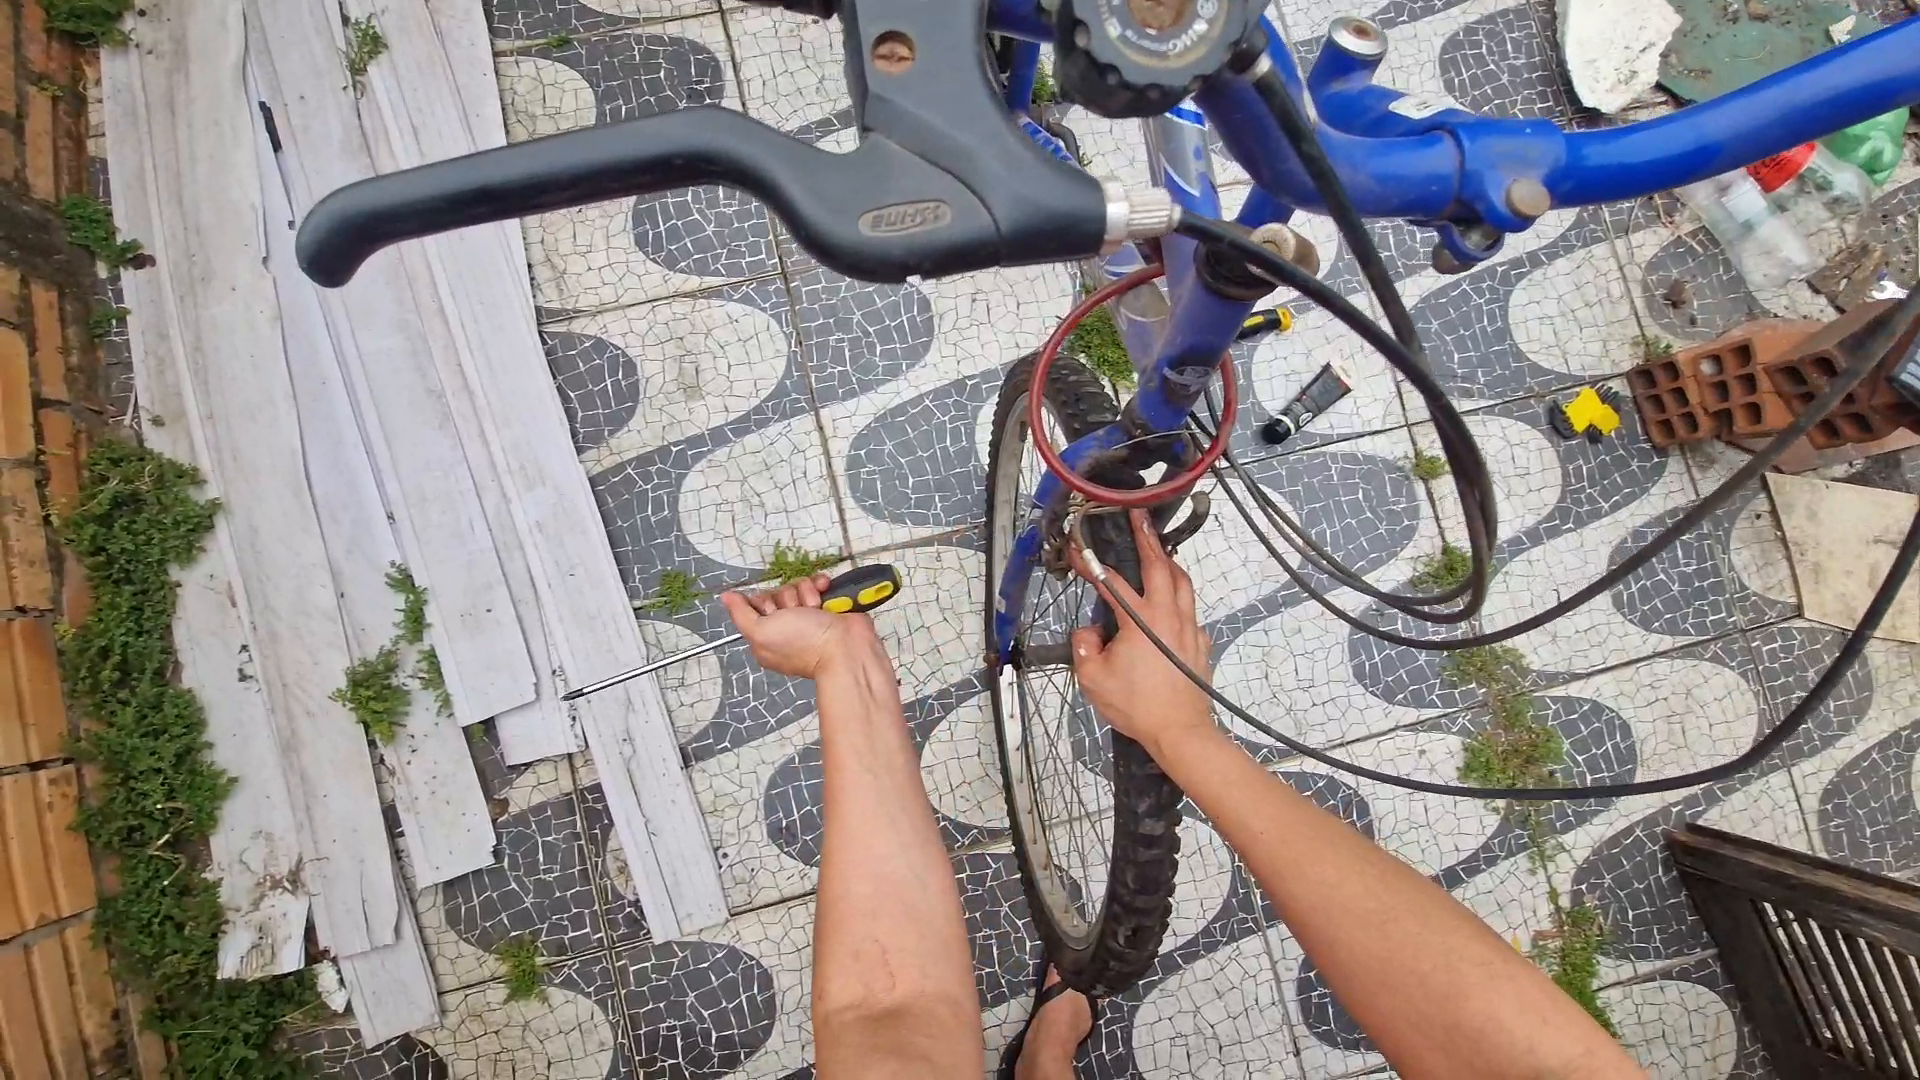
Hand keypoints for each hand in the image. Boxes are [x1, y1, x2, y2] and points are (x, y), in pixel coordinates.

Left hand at [719, 573, 878, 679]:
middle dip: (787, 599)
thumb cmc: (805, 645)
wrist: (846, 647)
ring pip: (797, 586)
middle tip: (797, 615)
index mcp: (767, 636)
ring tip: (815, 610)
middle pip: (777, 593)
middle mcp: (786, 625)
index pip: (757, 604)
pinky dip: (821, 585)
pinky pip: (817, 583)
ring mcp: (808, 614)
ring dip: (806, 593)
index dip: (764, 603)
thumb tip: (727, 597)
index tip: (773, 613)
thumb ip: (740, 614)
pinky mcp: (826, 604)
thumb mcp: (761, 632)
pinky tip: (825, 592)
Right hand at [1070, 509, 1215, 753]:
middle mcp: (1169, 615)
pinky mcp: (1201, 643)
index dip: (1091, 565)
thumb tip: (1091, 632)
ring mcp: (1190, 627)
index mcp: (1140, 620)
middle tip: (1139, 517)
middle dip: (1148, 538)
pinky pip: (1191, 610)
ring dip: (1169, 563)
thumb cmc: (1135, 705)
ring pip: (1183, 583)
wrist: (1179, 731)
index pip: (1113, 582)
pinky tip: (1170, 605)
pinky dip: (1179, 597)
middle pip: (1161, 566)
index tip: (1076, 550)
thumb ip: (1085, 646)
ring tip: (1159, 552)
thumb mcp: (1092, 677)